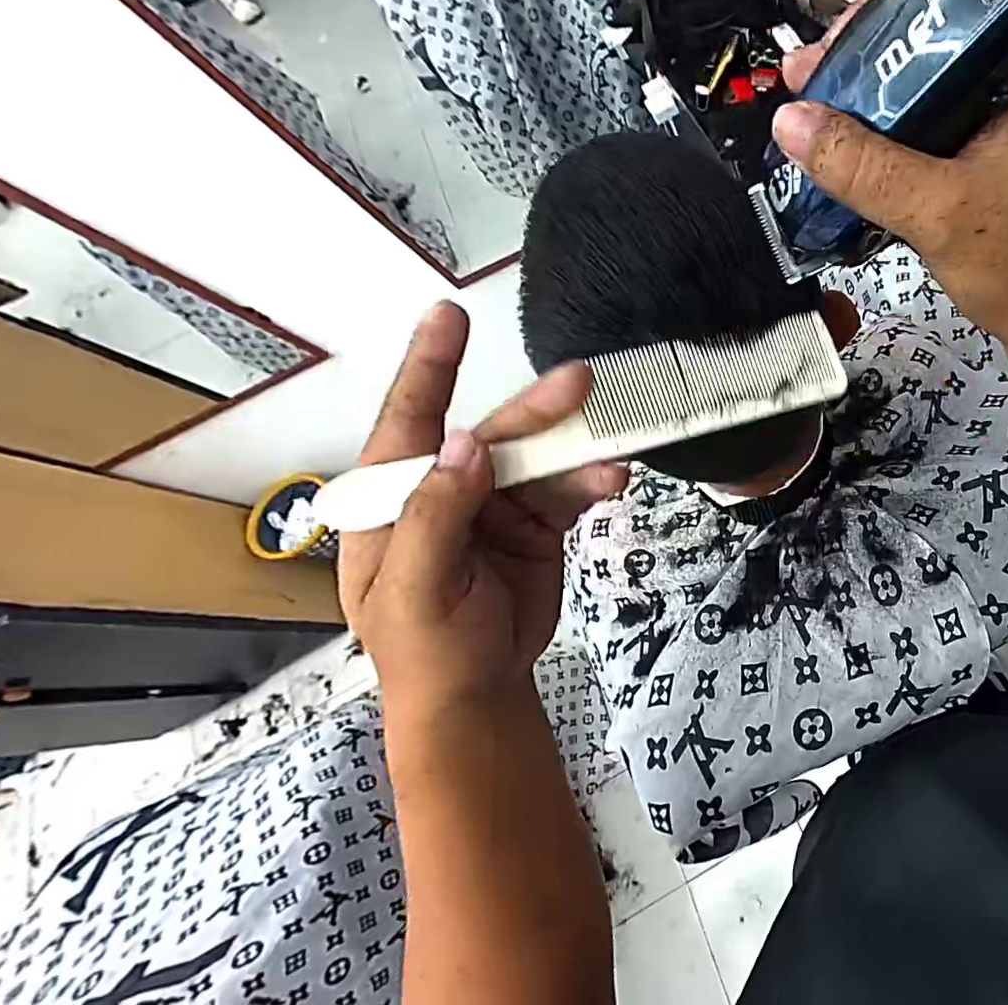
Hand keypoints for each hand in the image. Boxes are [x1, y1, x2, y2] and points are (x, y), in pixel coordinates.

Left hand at [338, 302, 626, 712]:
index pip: (407, 424)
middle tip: (578, 384)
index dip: (428, 368)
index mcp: (394, 502)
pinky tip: (613, 480)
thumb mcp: (413, 590)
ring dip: (578, 457)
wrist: (479, 689)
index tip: (448, 318)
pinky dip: (592, 484)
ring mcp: (497, 507)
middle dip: (534, 412)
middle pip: (493, 439)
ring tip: (612, 457)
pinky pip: (569, 492)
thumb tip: (466, 445)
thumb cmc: (426, 649)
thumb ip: (434, 515)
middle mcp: (448, 492)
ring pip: (542, 464)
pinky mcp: (538, 524)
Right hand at [775, 30, 1007, 347]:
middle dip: (864, 74)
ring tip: (817, 116)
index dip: (876, 33)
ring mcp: (1004, 119)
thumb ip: (865, 168)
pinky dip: (889, 142)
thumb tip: (794, 123)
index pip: (943, 17)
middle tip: (808, 85)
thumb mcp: (937, 212)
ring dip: (871, 110)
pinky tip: (851, 148)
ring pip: (922, 95)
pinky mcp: (987, 152)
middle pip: (927, 53)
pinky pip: (927, 131)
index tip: (823, 57)